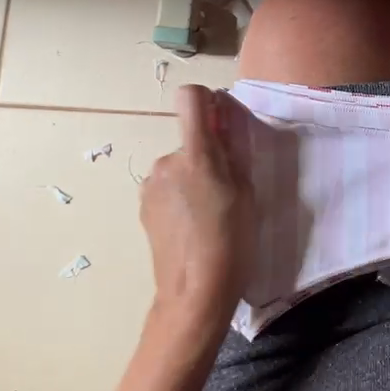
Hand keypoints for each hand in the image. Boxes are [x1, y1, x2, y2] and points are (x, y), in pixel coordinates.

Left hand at [139, 86, 253, 335]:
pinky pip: (167, 188)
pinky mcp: (143, 206)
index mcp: (196, 154)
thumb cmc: (232, 241)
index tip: (221, 123)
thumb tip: (225, 118)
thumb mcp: (246, 192)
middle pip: (189, 140)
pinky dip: (180, 198)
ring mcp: (150, 185)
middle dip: (207, 155)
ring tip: (209, 216)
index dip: (206, 101)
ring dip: (192, 179)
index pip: (190, 98)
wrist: (195, 292)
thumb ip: (233, 150)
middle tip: (227, 192)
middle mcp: (166, 162)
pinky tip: (192, 228)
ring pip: (178, 167)